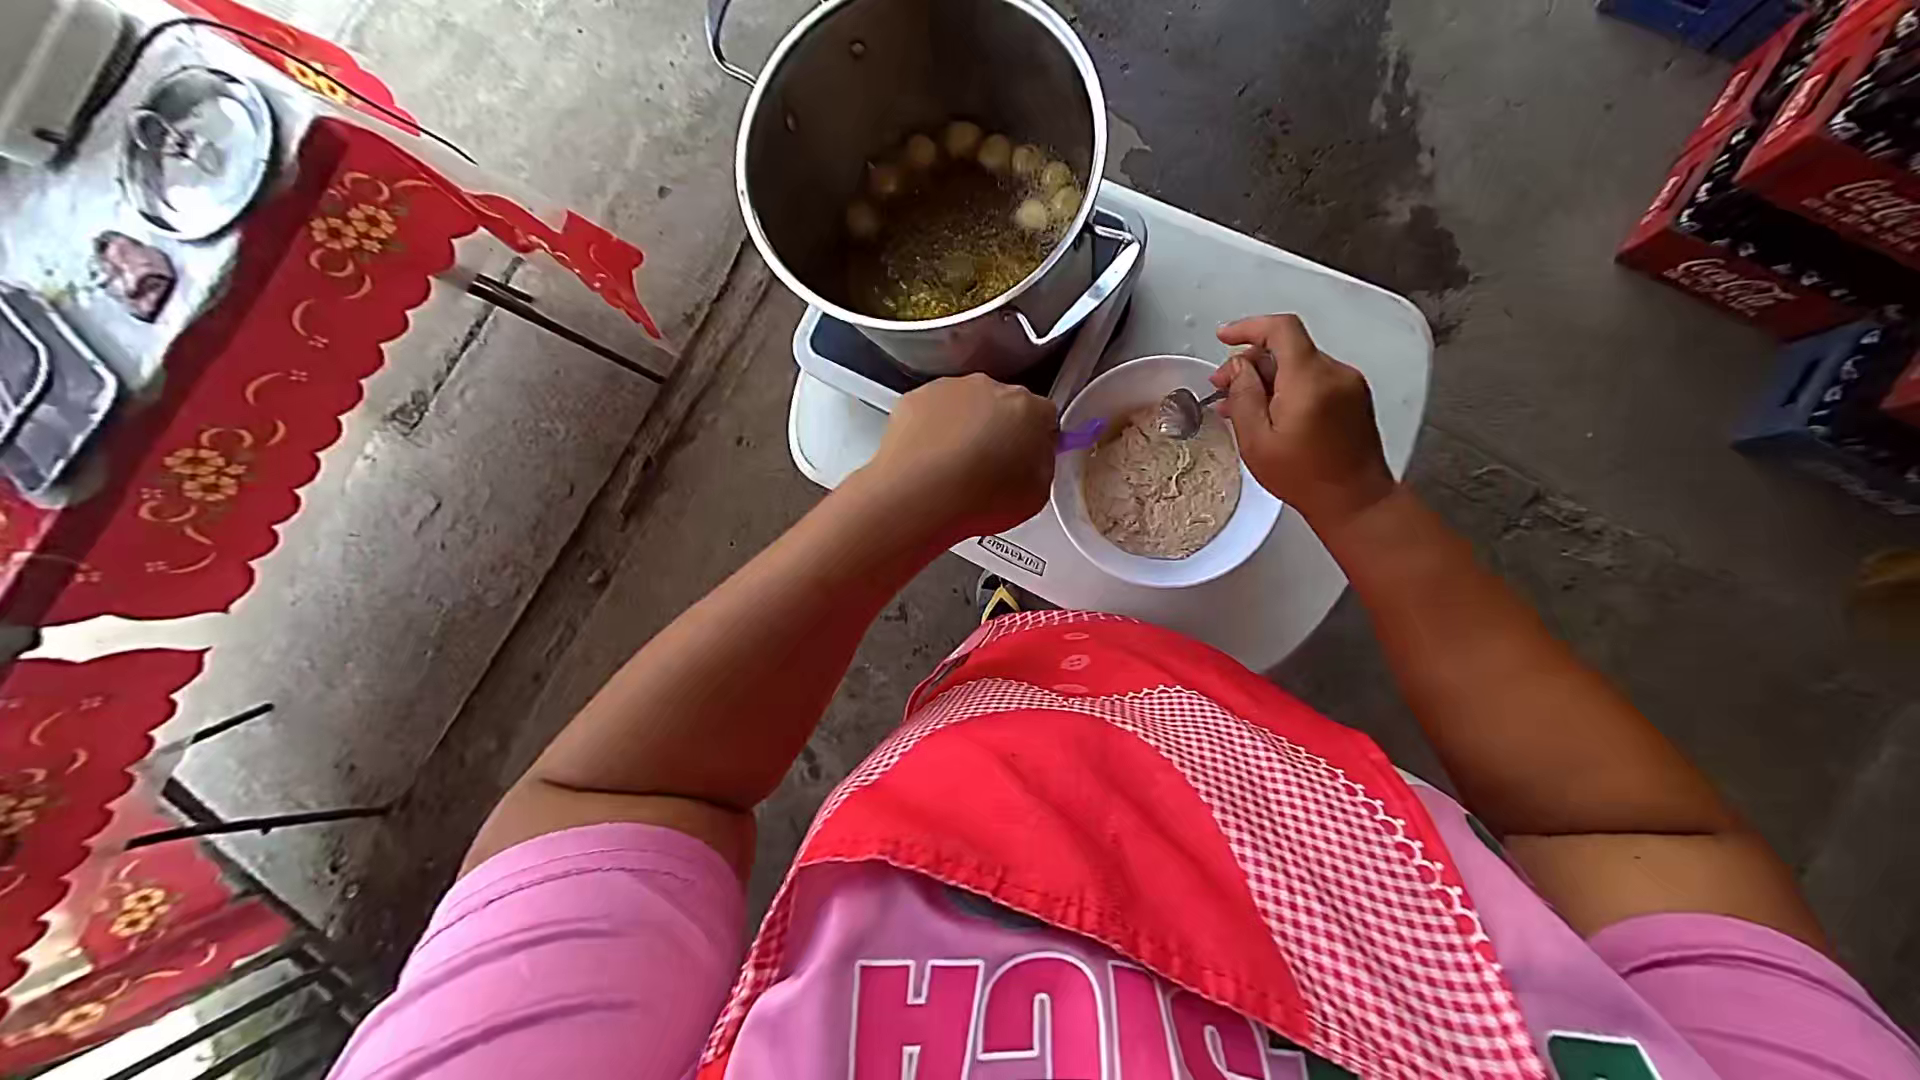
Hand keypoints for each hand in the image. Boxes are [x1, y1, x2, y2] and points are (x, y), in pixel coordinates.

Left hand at [860, 374, 1058, 543]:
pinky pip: (931, 412)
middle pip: (1003, 406)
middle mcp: (991, 390)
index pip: (1044, 417)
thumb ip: (1042, 466)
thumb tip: (1037, 462)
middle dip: (999, 432)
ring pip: (965, 406)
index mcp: (1030, 409)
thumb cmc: (974, 496)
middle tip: (990, 470)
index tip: (1027, 458)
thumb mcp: (1035, 495)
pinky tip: (931, 462)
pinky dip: (931, 431)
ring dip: (964, 430)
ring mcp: (951, 391)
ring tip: (956, 471)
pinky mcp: (917, 399)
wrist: (920, 495)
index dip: (1036, 441)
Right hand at [1211, 314, 1394, 530]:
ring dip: (1268, 376)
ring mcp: (1348, 383)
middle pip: (1287, 347)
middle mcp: (1334, 373)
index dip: (1248, 328)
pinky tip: (1270, 411)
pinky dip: (1288, 385)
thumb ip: (1243, 395)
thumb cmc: (1305, 476)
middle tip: (1224, 386)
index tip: (1225, 336)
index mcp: (1309, 380)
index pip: (1280, 330)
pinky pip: (1314, 377)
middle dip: (1250, 361)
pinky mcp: (1353, 395)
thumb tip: (1236, 368)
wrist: (1354, 499)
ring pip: (1299, 362)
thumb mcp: (1256, 440)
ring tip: (1243, 406)